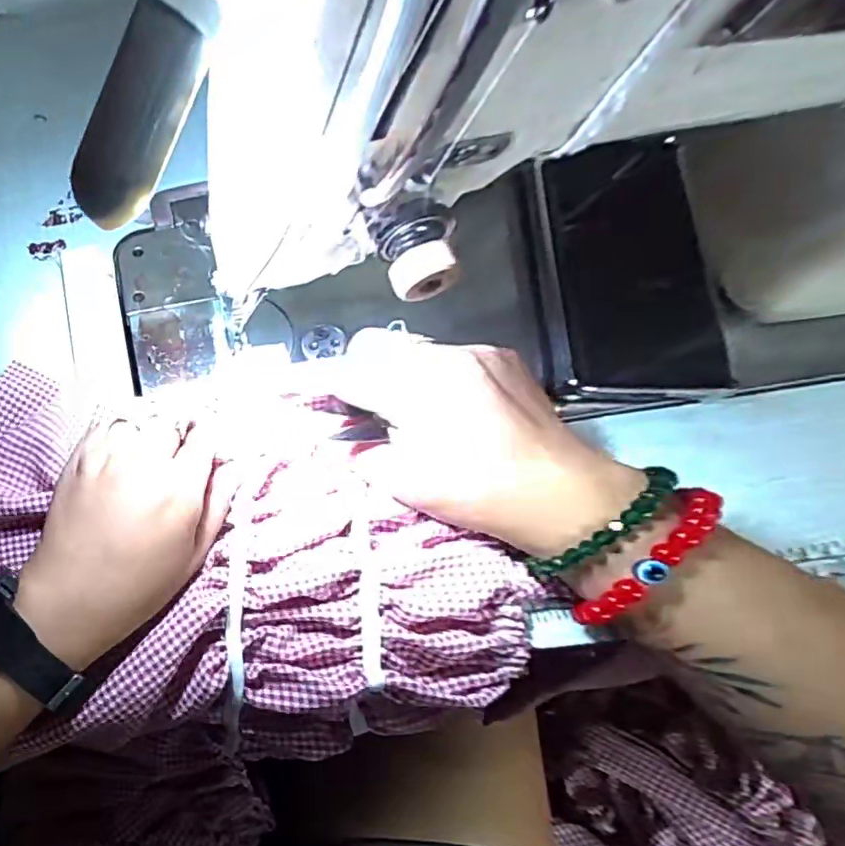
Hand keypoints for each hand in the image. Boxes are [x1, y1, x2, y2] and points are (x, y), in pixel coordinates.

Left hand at [15, 412, 235, 669]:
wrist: (73, 596)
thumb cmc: (141, 585)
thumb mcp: (193, 555)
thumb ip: (218, 504)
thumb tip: (235, 466)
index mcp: (180, 490)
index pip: (205, 434)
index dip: (209, 441)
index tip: (206, 454)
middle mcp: (144, 463)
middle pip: (172, 422)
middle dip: (179, 436)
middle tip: (175, 461)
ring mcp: (107, 456)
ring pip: (140, 418)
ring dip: (149, 432)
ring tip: (147, 457)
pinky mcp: (79, 457)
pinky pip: (107, 425)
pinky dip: (121, 433)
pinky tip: (122, 456)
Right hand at [320, 329, 644, 556]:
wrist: (562, 493)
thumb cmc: (476, 491)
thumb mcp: (404, 481)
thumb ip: (358, 453)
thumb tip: (330, 441)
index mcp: (417, 384)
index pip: (347, 376)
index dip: (309, 382)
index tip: (282, 387)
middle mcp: (445, 353)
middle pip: (377, 352)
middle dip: (351, 376)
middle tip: (342, 411)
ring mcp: (478, 352)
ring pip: (412, 352)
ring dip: (389, 376)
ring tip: (392, 414)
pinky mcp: (502, 359)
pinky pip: (446, 357)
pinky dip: (426, 377)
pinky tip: (436, 408)